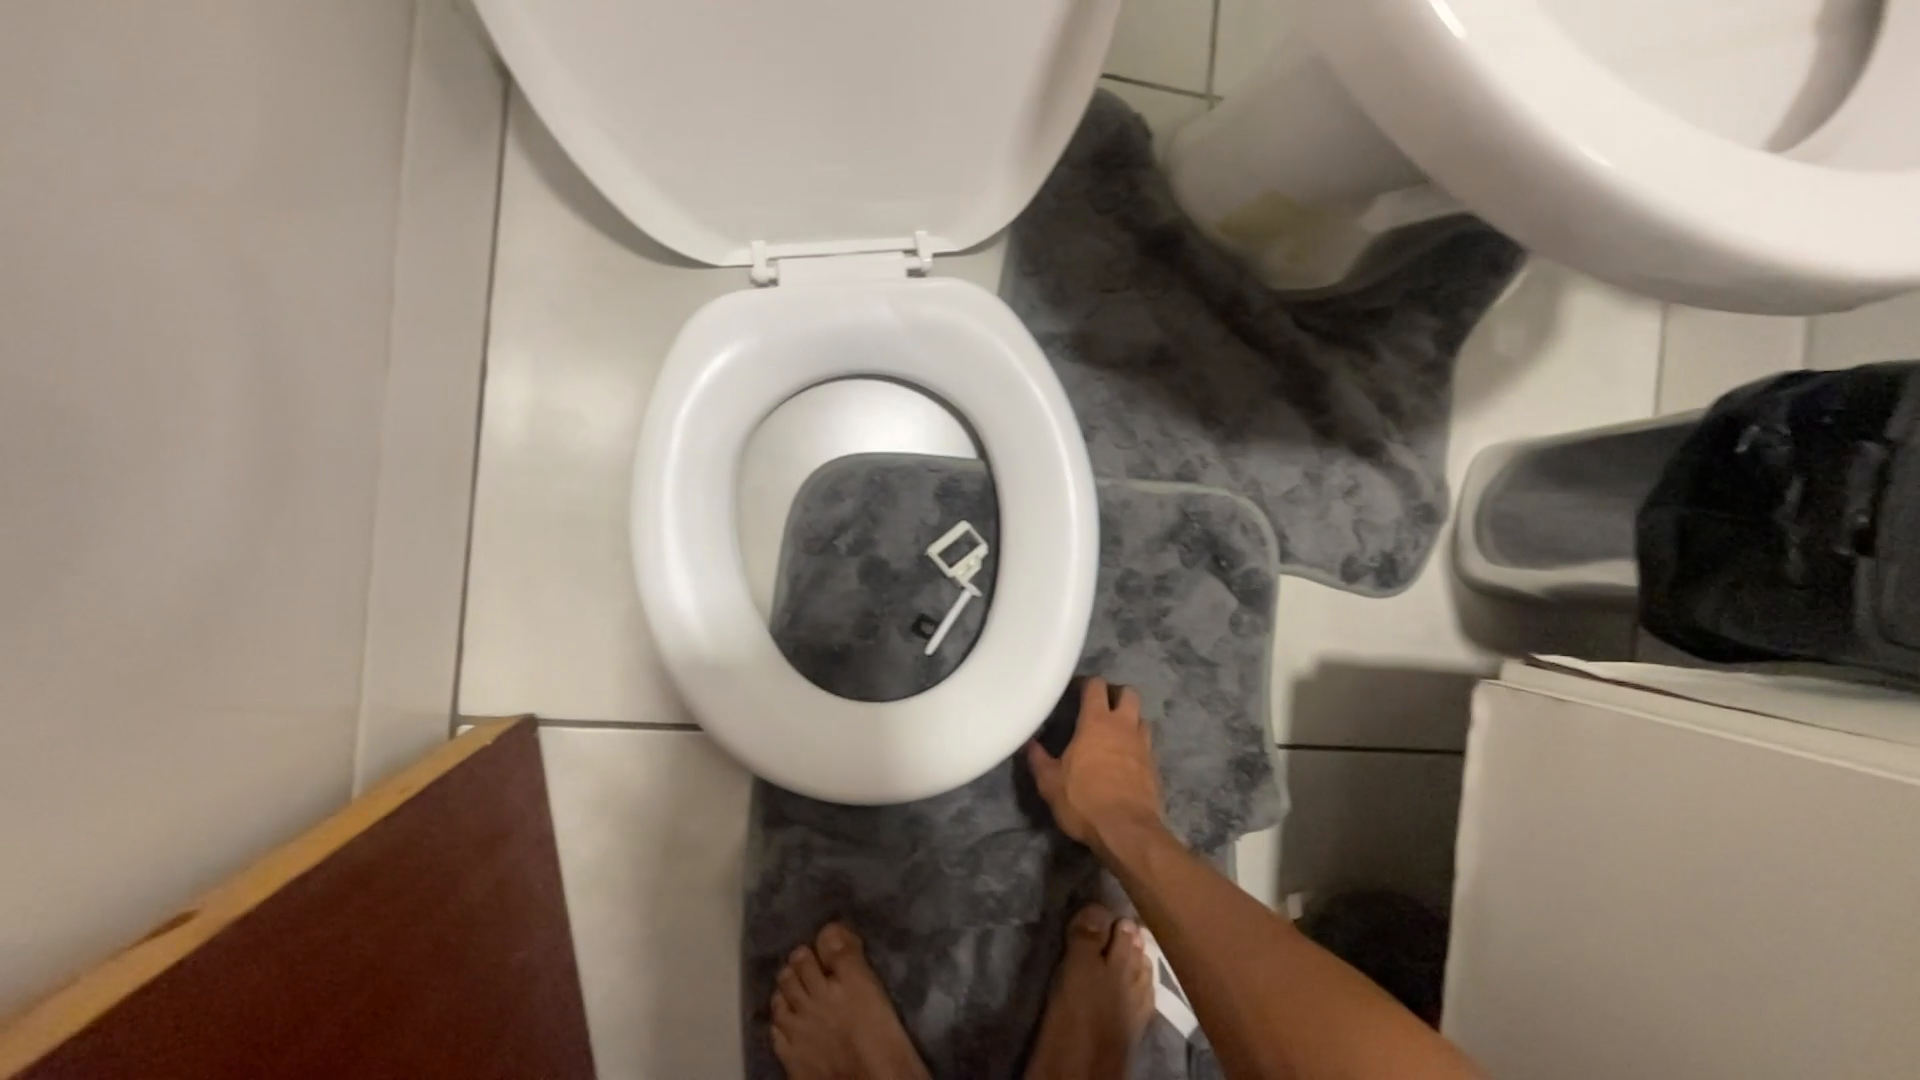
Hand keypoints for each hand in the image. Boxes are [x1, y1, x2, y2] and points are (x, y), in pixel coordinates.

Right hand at [1026, 677, 1164, 860]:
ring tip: (1115, 732)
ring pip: (1141, 718)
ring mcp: (1143, 745)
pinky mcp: (1155, 766)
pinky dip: (1138, 744)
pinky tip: (1126, 758)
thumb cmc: (1083, 800)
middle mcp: (1123, 726)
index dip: (1086, 683)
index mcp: (1096, 722)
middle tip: (1101, 706)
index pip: (1095, 686)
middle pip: (1128, 693)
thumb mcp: (1050, 783)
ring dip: (1130, 719)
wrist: (1126, 830)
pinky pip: (1148, 744)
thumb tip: (1028, 743)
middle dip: (1115, 694)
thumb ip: (1038, 759)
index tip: (1075, 691)